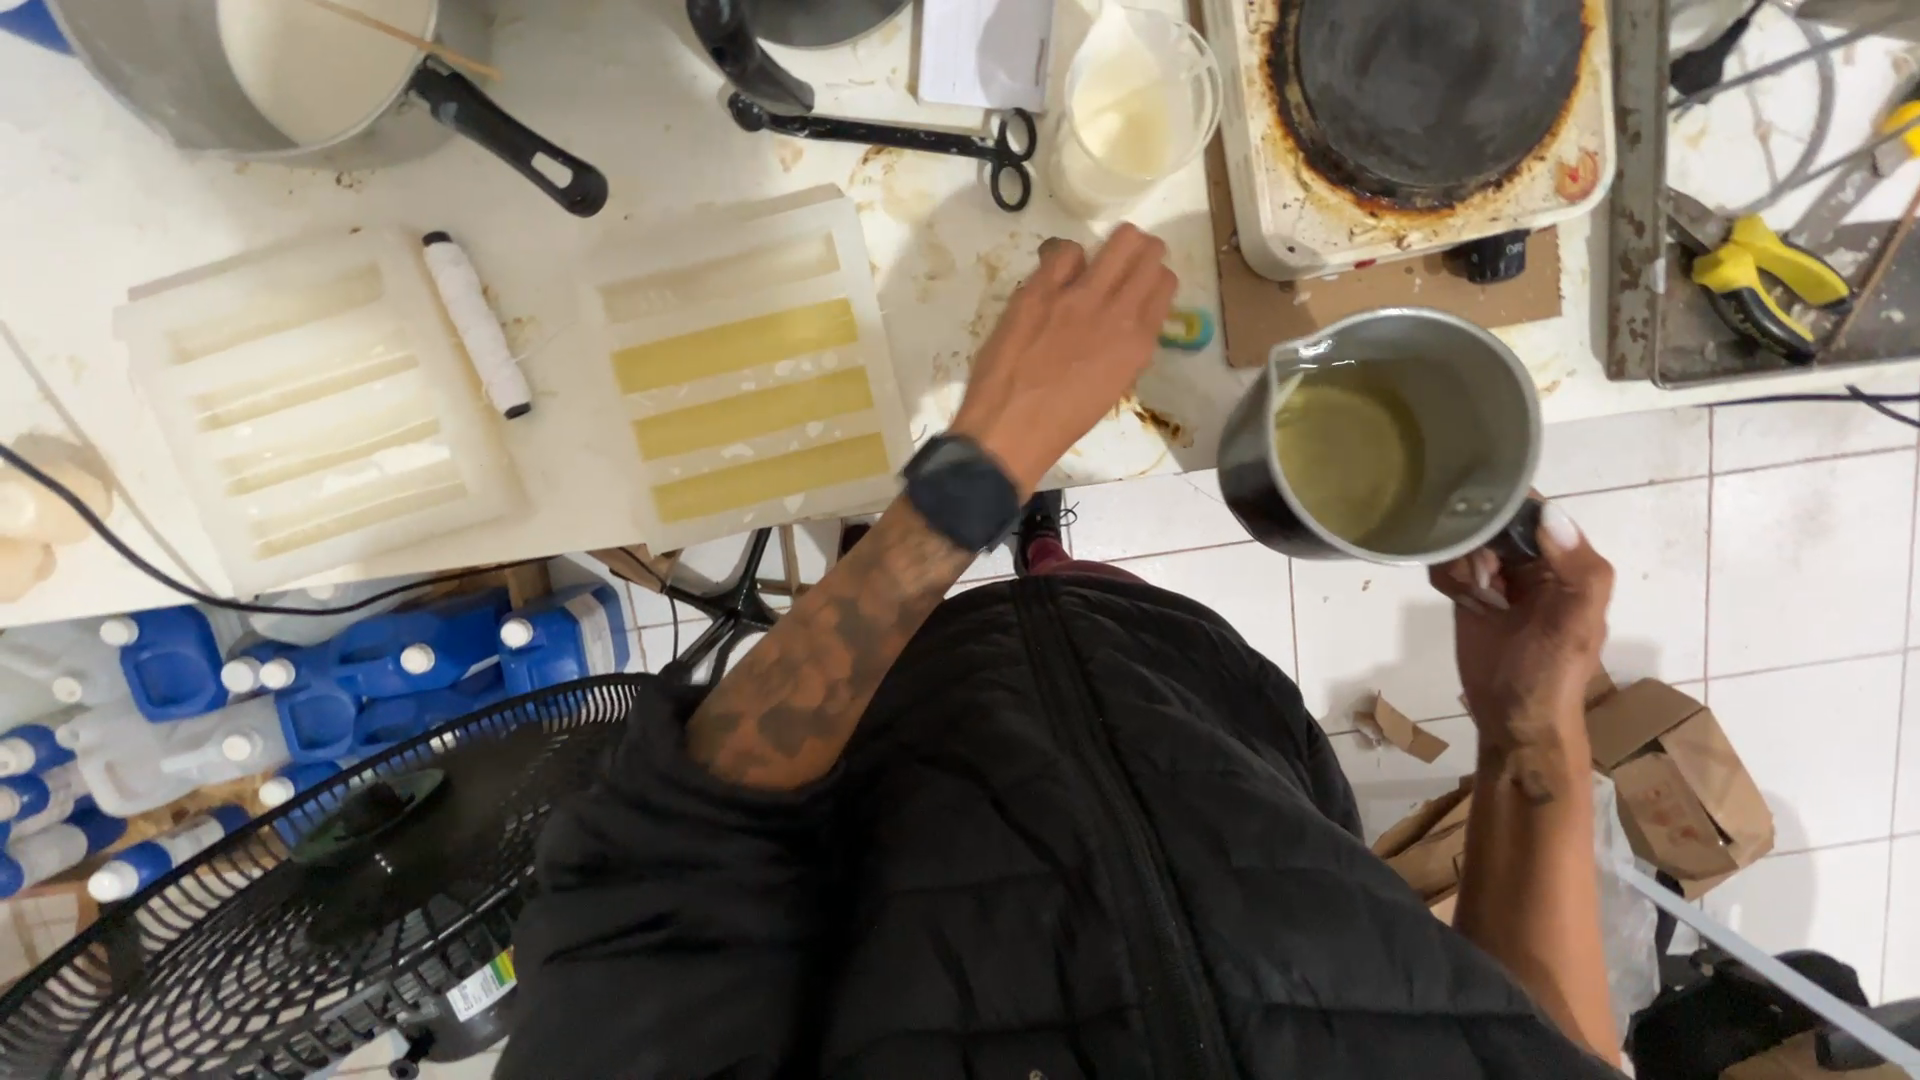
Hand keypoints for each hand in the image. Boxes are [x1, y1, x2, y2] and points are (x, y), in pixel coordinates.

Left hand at [949, 224, 1177, 495]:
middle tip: (1130, 258)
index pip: (1164, 285)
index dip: (1156, 279)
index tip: (1145, 283)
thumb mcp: (1111, 388)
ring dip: (1115, 246)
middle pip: (1148, 253)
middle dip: (1144, 250)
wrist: (1010, 427)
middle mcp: (1116, 312)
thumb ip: (1124, 349)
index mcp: (1137, 343)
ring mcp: (1077, 296)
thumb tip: (1123, 325)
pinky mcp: (1039, 289)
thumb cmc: (1061, 421)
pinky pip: (1066, 251)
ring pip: (1119, 241)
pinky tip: (1060, 274)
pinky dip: (1068, 257)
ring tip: (1097, 262)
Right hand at [1429, 501, 1613, 766]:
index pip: (1536, 512)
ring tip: (1473, 597)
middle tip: (1482, 579)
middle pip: (1492, 523)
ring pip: (1464, 543)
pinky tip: (1458, 602)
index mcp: (1567, 562)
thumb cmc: (1552, 674)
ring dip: (1460, 566)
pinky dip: (1445, 579)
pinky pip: (1446, 567)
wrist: (1513, 720)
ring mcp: (1496, 579)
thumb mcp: (1575, 622)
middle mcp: (1531, 563)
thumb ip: (1577, 568)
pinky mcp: (1467, 595)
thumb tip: (1550, 514)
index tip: (1487, 531)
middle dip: (1477, 544)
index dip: (1508, 512)